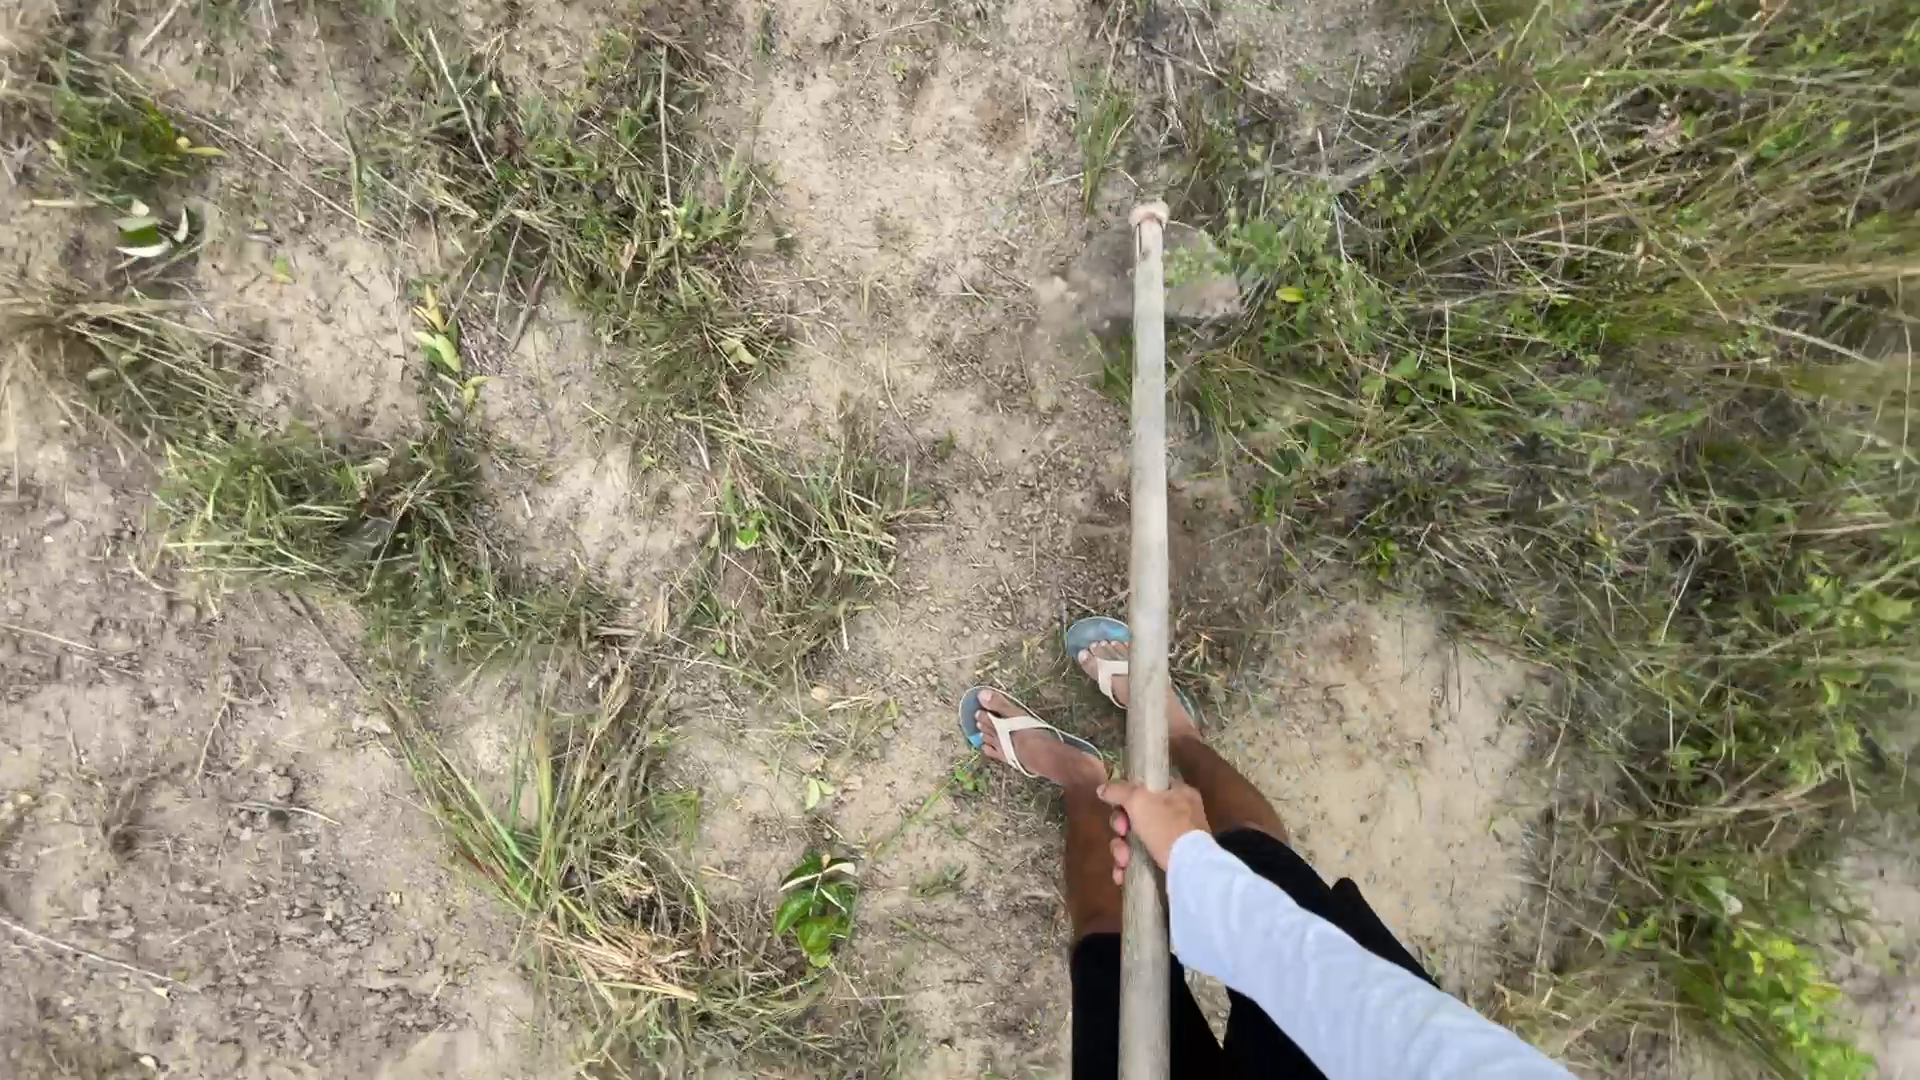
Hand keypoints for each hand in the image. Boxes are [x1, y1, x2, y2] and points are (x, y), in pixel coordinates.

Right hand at [1097, 780, 1208, 884]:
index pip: (1148, 786)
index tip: (1118, 806)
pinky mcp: (1170, 864)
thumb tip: (1101, 789)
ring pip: (1137, 839)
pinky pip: (1143, 859)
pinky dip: (1130, 865)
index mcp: (1178, 793)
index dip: (1128, 795)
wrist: (1190, 870)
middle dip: (1121, 828)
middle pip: (1138, 814)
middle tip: (1120, 833)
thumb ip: (1118, 791)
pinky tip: (1121, 874)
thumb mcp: (1138, 801)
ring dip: (1122, 850)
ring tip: (1122, 861)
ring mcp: (1175, 841)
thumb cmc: (1166, 826)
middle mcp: (1179, 814)